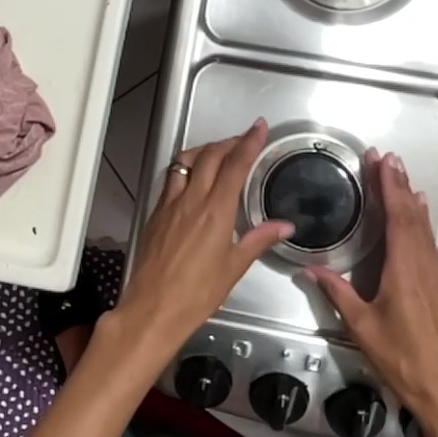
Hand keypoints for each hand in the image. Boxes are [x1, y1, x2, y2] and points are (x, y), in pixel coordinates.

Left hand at [112, 119, 293, 358]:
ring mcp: (169, 205)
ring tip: (218, 152)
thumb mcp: (234, 267)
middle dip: (228, 142)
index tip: (258, 128)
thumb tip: (285, 225)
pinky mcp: (156, 214)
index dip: (248, 142)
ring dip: (204, 151)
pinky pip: (172, 180)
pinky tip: (193, 180)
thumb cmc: (197, 294)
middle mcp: (191, 200)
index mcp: (215, 210)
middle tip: (243, 139)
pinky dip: (186, 170)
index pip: (235, 165)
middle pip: (209, 156)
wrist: (153, 308)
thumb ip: (259, 239)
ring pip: (186, 163)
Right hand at [308, 151, 437, 436]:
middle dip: (398, 184)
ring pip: (422, 226)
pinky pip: (427, 241)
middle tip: (386, 157)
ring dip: (409, 198)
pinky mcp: (436, 285)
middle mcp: (421, 265)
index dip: (388, 187)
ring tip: (400, 175)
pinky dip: (419, 220)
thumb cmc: (402, 358)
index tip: (381, 162)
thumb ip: (337, 294)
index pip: (396, 217)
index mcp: (403, 269)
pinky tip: (418, 214)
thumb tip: (310, 270)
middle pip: (411, 215)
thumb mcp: (362, 326)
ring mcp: (432, 274)